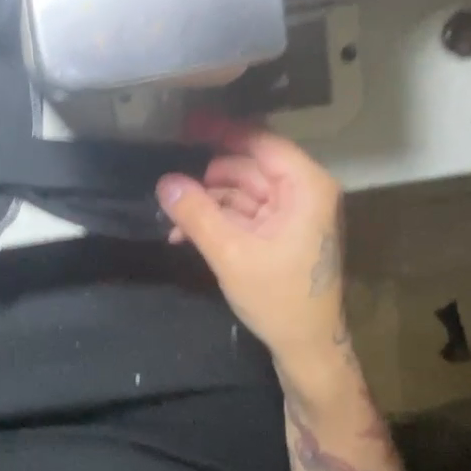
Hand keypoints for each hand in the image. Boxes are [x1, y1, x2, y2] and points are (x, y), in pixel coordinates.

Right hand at [158, 119, 347, 375]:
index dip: (221, 131)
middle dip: (206, 177)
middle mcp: (302, 192)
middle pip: (247, 166)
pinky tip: (183, 235)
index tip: (185, 125)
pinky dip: (216, 221)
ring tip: (170, 218)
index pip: (260, 142)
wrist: (306, 345)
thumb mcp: (230, 253)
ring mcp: (292, 214)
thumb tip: (164, 182)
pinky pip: (243, 214)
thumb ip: (196, 213)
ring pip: (241, 192)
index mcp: (304, 186)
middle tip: (166, 182)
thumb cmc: (278, 296)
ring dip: (206, 203)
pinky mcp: (280, 234)